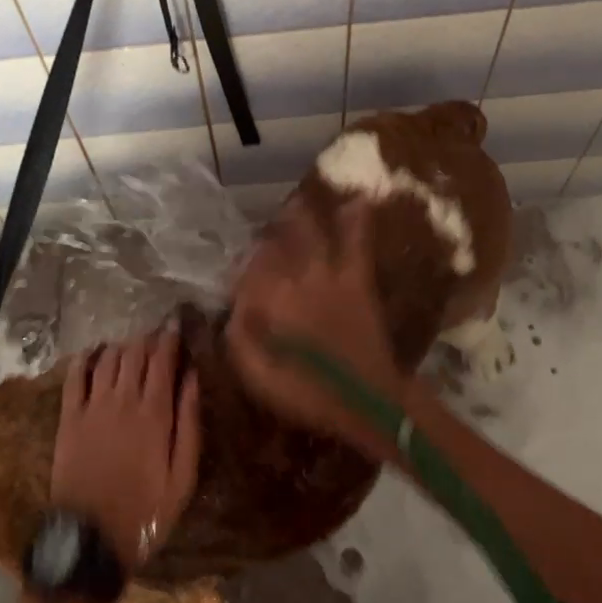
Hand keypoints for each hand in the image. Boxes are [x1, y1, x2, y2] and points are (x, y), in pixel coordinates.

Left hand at [51, 331, 200, 571]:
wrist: (92, 538)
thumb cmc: (145, 511)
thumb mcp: (182, 477)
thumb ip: (189, 423)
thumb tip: (192, 378)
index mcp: (155, 414)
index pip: (163, 361)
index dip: (169, 339)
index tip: (176, 326)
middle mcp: (123, 400)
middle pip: (135, 354)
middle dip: (147, 338)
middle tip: (156, 335)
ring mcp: (92, 407)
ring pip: (108, 359)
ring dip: (122, 346)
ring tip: (131, 345)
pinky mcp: (68, 418)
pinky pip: (74, 376)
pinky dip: (84, 358)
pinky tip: (93, 352)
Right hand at [226, 198, 406, 458]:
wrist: (368, 402)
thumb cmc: (308, 394)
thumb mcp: (257, 375)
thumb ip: (239, 335)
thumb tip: (234, 307)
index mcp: (267, 300)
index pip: (245, 271)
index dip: (239, 270)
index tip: (235, 275)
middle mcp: (294, 277)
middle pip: (274, 244)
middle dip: (266, 236)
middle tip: (262, 233)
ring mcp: (328, 274)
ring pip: (309, 233)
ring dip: (300, 216)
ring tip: (296, 201)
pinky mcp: (357, 279)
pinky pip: (357, 241)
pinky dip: (357, 219)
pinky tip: (358, 199)